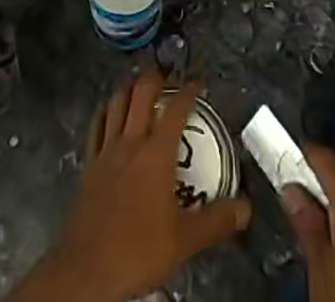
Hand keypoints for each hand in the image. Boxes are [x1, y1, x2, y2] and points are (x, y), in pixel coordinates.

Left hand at [6, 73, 251, 301]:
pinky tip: (107, 111)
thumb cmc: (140, 248)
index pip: (174, 111)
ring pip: (115, 104)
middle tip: (165, 69)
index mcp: (155, 155)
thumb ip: (217, 221)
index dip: (188, 91)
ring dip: (127, 88)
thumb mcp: (186, 240)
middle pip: (139, 96)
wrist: (90, 265)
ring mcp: (105, 150)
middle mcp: (129, 143)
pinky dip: (105, 111)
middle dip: (153, 77)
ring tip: (136, 80)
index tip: (197, 80)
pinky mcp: (89, 163)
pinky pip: (96, 126)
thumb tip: (245, 208)